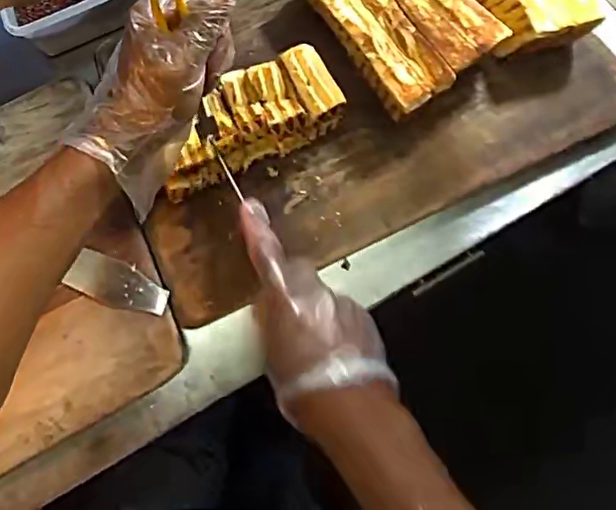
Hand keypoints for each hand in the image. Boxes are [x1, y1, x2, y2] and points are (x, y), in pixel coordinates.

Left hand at [63, 0, 236, 216]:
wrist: (131, 149)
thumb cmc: (153, 99)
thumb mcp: (186, 54)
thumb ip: (208, 17)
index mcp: (153, 14)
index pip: (201, 1)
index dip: (213, 24)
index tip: (209, 47)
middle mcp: (160, 30)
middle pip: (209, 25)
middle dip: (214, 50)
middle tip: (201, 72)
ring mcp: (168, 56)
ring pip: (211, 49)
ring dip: (212, 69)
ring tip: (196, 89)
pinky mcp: (176, 79)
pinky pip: (205, 69)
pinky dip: (206, 83)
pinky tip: (197, 97)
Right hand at [239, 198, 397, 424]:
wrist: (353, 410)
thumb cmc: (301, 388)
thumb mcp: (272, 353)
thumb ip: (271, 318)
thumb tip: (270, 303)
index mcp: (286, 297)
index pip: (267, 255)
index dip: (257, 229)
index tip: (250, 205)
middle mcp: (315, 291)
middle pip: (299, 275)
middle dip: (293, 289)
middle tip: (289, 319)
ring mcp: (343, 302)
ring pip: (322, 298)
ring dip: (317, 314)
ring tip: (317, 351)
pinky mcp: (365, 317)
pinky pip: (343, 315)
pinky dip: (337, 328)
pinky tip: (337, 356)